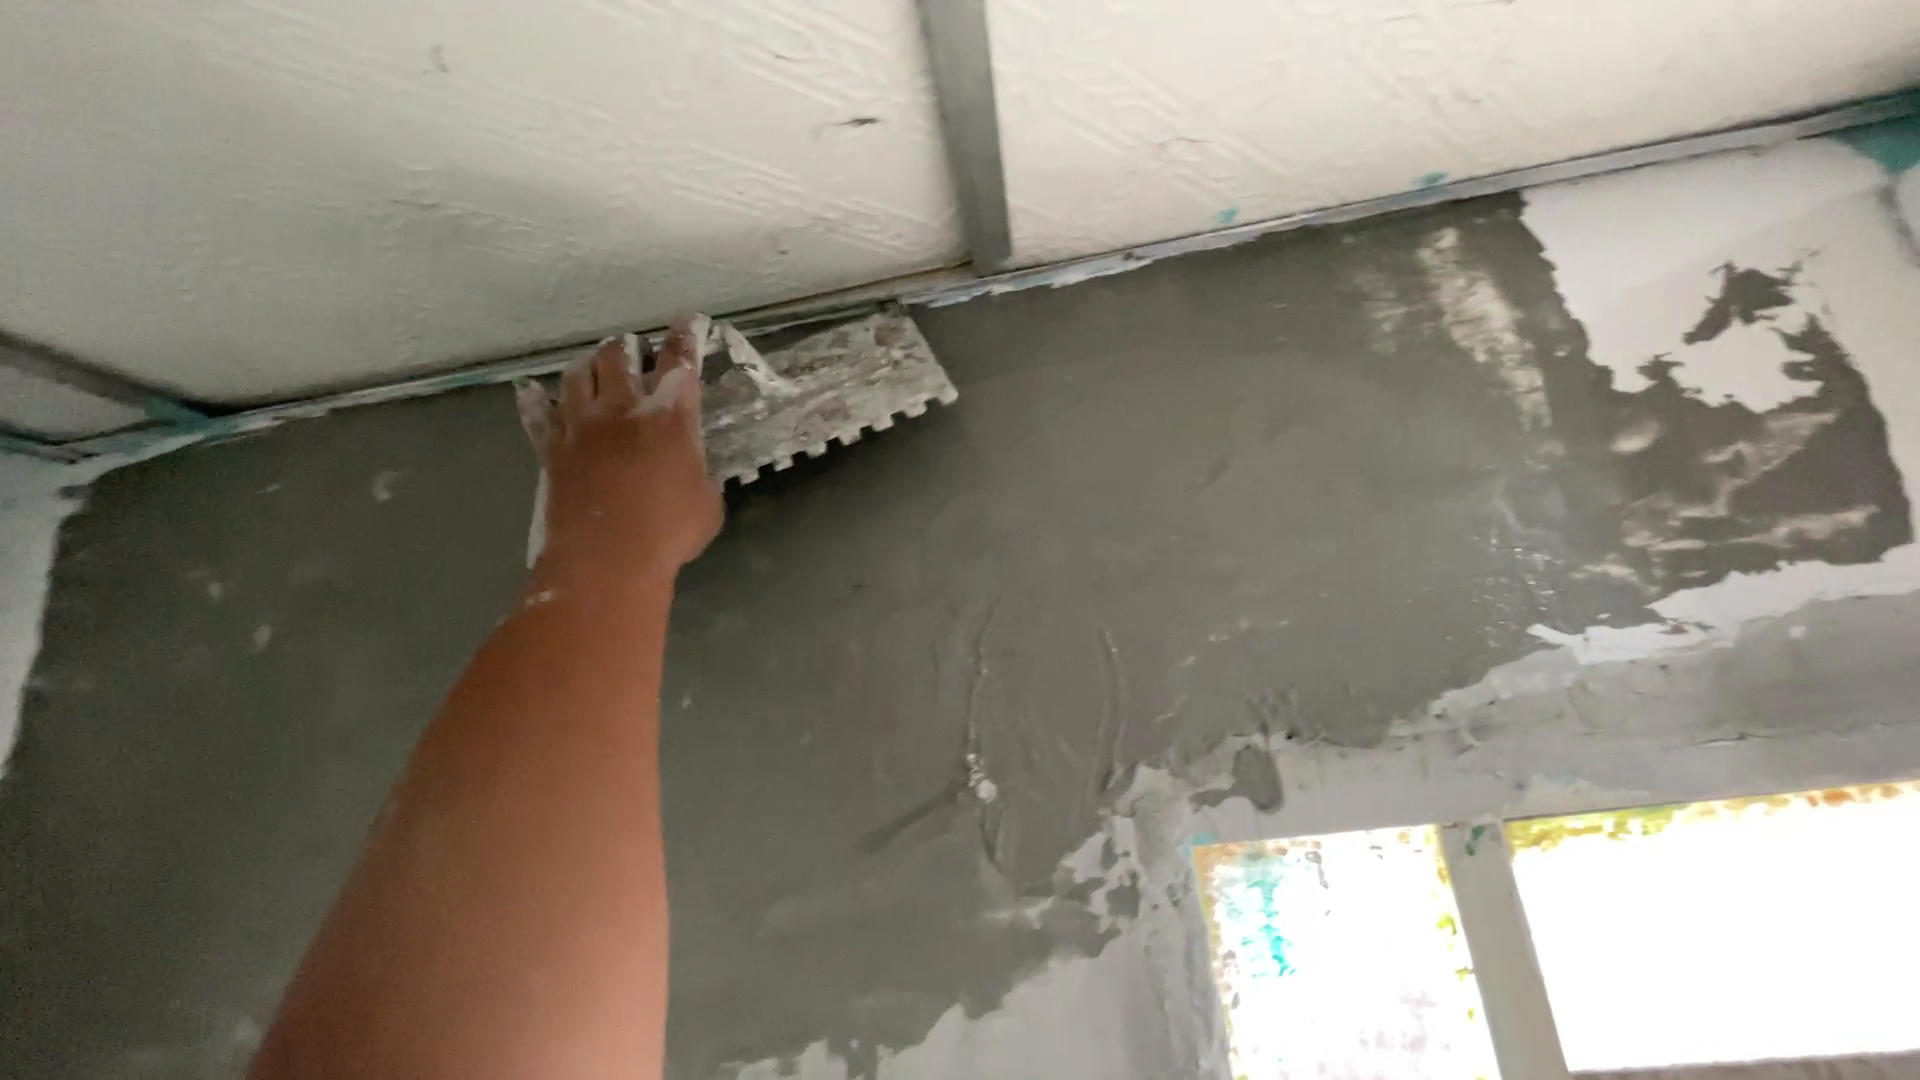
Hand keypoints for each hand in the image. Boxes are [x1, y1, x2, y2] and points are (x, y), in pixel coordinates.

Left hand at [515, 316, 722, 585]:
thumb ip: (701, 474)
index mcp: (671, 417)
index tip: (688, 323)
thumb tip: (693, 470)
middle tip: (635, 348)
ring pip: (577, 375)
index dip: (686, 338)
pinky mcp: (552, 450)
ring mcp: (581, 427)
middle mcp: (623, 409)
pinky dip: (535, 401)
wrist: (607, 559)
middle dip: (630, 347)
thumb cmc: (670, 532)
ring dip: (589, 365)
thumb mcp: (708, 501)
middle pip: (619, 357)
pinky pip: (537, 415)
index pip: (680, 363)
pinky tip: (531, 392)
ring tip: (595, 366)